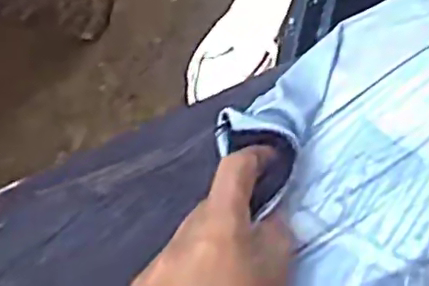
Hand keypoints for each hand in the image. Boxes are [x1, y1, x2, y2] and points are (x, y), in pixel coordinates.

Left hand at [133, 147, 294, 285]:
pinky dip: (186, 274)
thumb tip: (267, 214)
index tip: (274, 159)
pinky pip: (167, 271)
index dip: (258, 154)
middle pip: (209, 206)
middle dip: (232, 210)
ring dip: (207, 246)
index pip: (235, 166)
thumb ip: (276, 228)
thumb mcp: (277, 265)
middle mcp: (178, 239)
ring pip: (187, 241)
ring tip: (224, 274)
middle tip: (255, 231)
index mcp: (217, 222)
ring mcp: (151, 273)